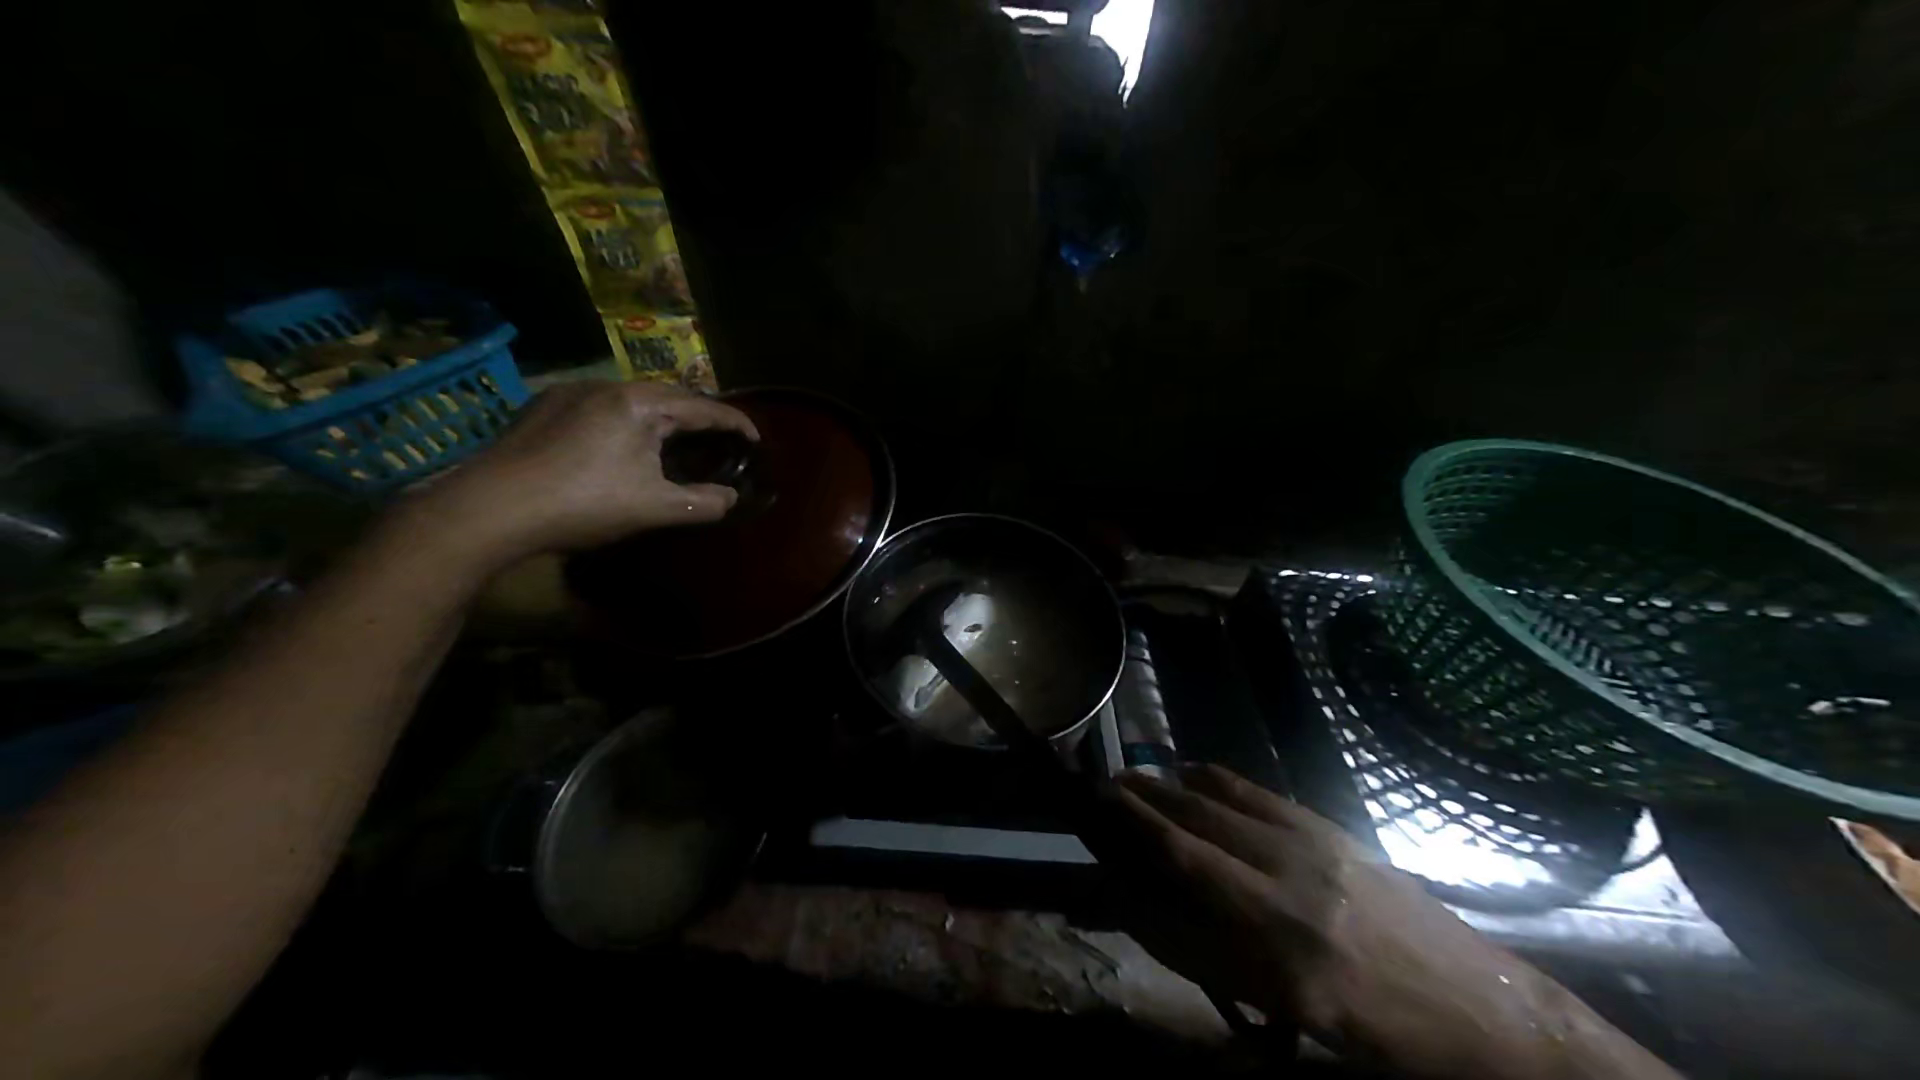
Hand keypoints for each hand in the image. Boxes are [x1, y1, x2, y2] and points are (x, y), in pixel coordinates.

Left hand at [410, 381, 758, 570]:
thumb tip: (731, 499)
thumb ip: (702, 502)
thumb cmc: (583, 503)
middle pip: (669, 397)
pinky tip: (618, 445)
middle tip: (716, 441)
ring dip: (659, 418)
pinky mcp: (542, 406)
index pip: (704, 408)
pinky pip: (600, 406)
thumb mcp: (655, 508)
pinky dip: (624, 421)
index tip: (756, 439)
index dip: (736, 424)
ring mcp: (570, 392)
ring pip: (631, 399)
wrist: (489, 508)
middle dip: (698, 418)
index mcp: (641, 404)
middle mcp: (608, 386)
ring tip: (671, 441)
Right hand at [1105, 767, 1673, 1079]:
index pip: (1177, 875)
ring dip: (1164, 786)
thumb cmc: (1368, 1021)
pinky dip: (1208, 779)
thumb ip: (1202, 951)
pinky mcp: (1327, 828)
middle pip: (1187, 828)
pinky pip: (1252, 791)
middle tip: (1098, 789)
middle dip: (1135, 803)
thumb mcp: (1283, 1005)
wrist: (1475, 1003)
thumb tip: (1138, 900)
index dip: (1128, 841)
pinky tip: (1188, 775)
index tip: (1094, 822)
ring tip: (1131, 778)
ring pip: (1214, 802)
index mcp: (1275, 945)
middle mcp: (1285, 883)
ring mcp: (1308, 846)